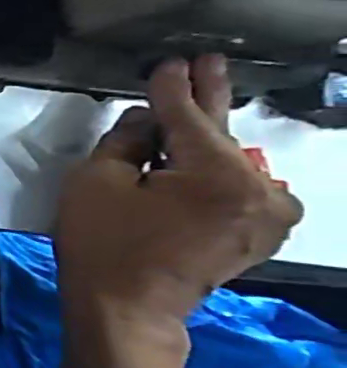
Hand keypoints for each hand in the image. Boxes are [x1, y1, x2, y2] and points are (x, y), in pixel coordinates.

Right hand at [55, 56, 302, 331]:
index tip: (172, 62)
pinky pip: (236, 186)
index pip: (190, 118)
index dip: (173, 89)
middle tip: (210, 63)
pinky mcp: (262, 230)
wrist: (127, 305)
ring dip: (202, 143)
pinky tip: (187, 164)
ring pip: (228, 163)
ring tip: (181, 119)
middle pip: (223, 136)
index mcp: (220, 174)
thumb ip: (123, 143)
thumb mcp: (95, 183)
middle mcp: (263, 188)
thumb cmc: (102, 241)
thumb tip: (143, 120)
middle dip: (208, 99)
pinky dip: (211, 171)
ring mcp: (271, 213)